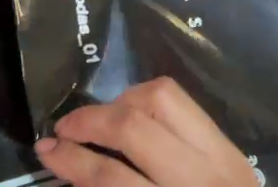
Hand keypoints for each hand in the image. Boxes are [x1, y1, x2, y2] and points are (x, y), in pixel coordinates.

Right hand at [36, 78, 259, 186]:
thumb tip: (76, 176)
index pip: (115, 182)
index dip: (75, 163)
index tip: (47, 153)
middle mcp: (202, 182)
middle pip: (135, 129)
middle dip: (90, 123)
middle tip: (62, 130)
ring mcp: (223, 160)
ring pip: (160, 99)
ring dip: (119, 103)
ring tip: (98, 121)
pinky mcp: (230, 148)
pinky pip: (181, 102)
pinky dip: (147, 101)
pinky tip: (130, 115)